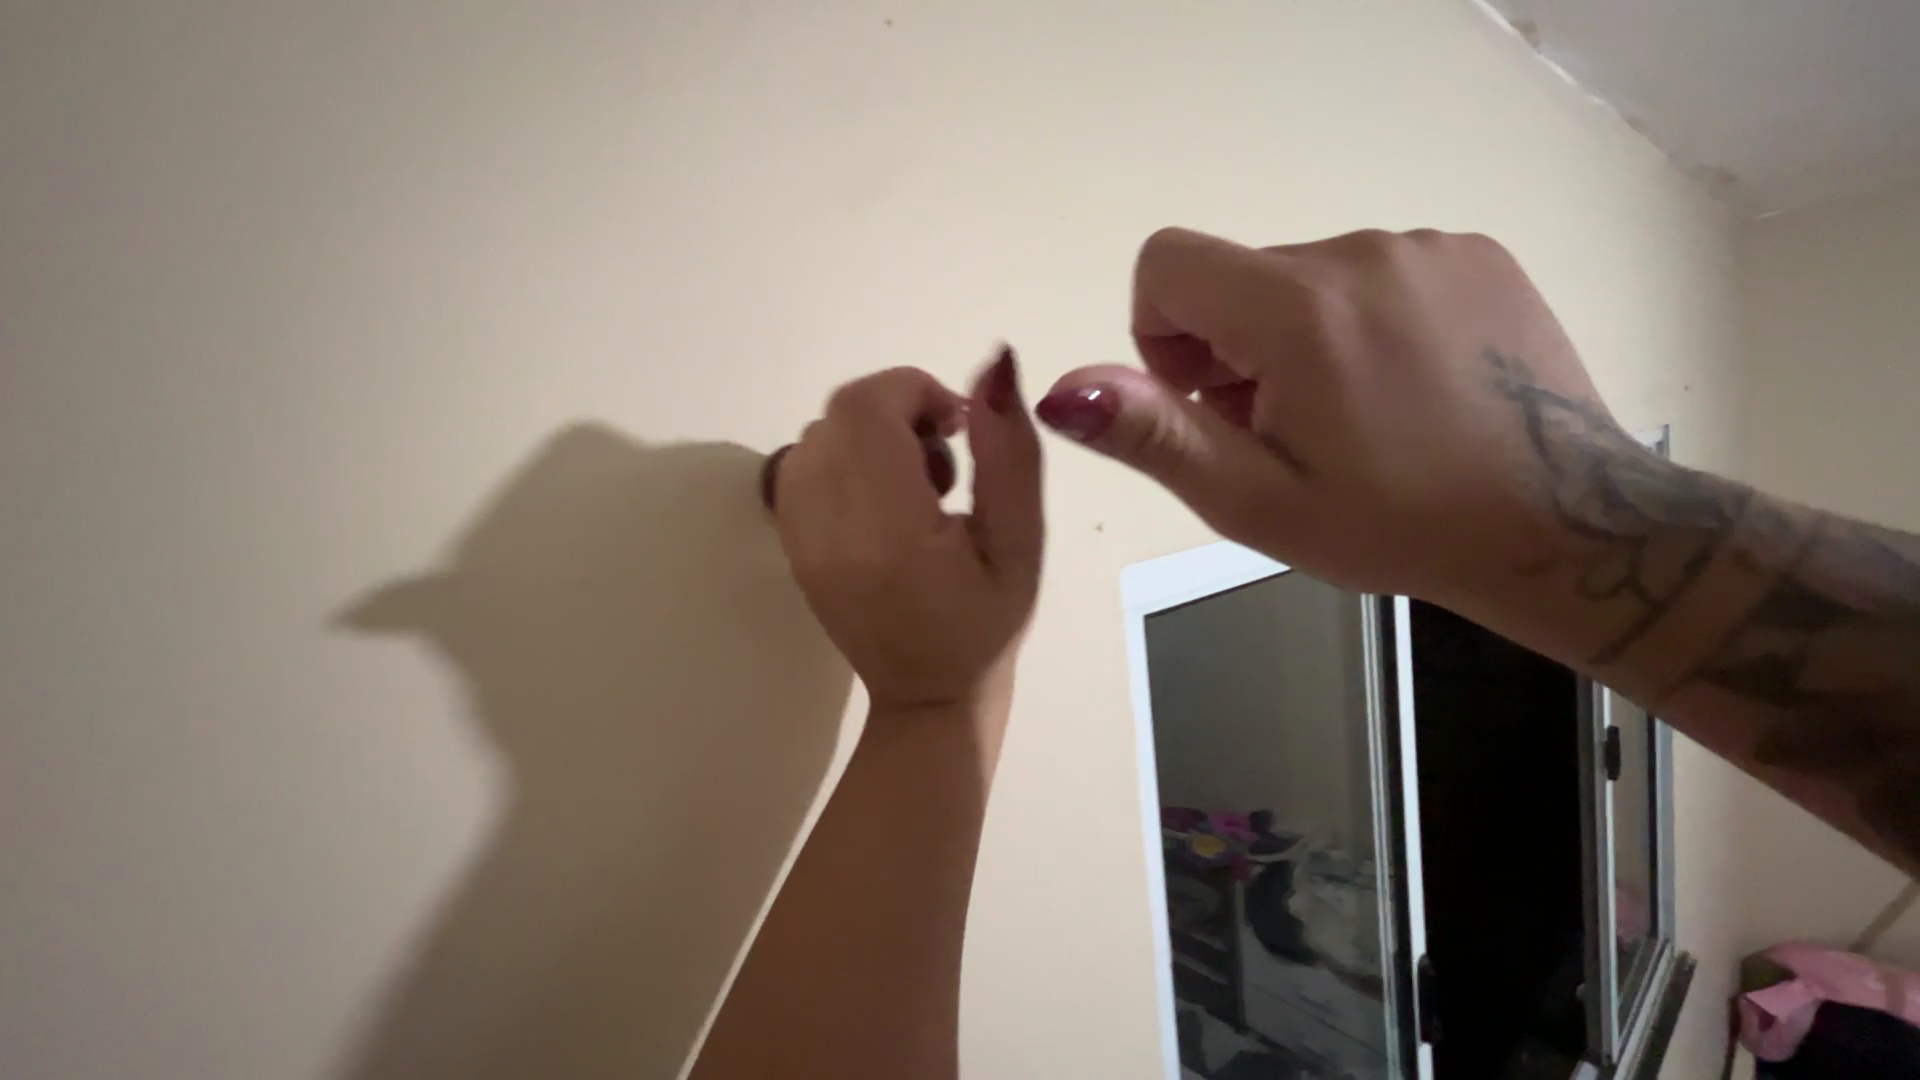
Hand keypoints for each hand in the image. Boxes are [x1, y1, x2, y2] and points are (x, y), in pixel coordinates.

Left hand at [769, 351, 1042, 720]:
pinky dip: (844, 458)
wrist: (926, 696)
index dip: (916, 392)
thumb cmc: (986, 625)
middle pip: (840, 413)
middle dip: (898, 409)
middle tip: (943, 458)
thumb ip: (1010, 454)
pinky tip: (882, 497)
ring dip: (871, 433)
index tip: (959, 427)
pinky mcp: (790, 544)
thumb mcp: (1020, 542)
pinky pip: (802, 465)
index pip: (867, 410)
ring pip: (818, 433)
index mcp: (886, 531)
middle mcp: (826, 529)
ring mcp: (798, 538)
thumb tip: (995, 367)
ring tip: (916, 482)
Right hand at [1035, 226, 1639, 609]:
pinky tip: (1395, 392)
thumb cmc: (1387, 526)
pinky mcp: (1473, 255)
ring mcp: (1427, 246)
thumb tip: (1059, 390)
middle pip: (1235, 275)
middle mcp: (1360, 250)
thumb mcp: (1251, 499)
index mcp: (1298, 308)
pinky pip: (1367, 274)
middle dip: (1227, 347)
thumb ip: (1151, 434)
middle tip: (1277, 430)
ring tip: (1343, 418)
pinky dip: (1352, 326)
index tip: (1207, 400)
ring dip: (1289, 341)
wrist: (1563, 527)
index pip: (1166, 262)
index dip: (1159, 334)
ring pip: (1299, 277)